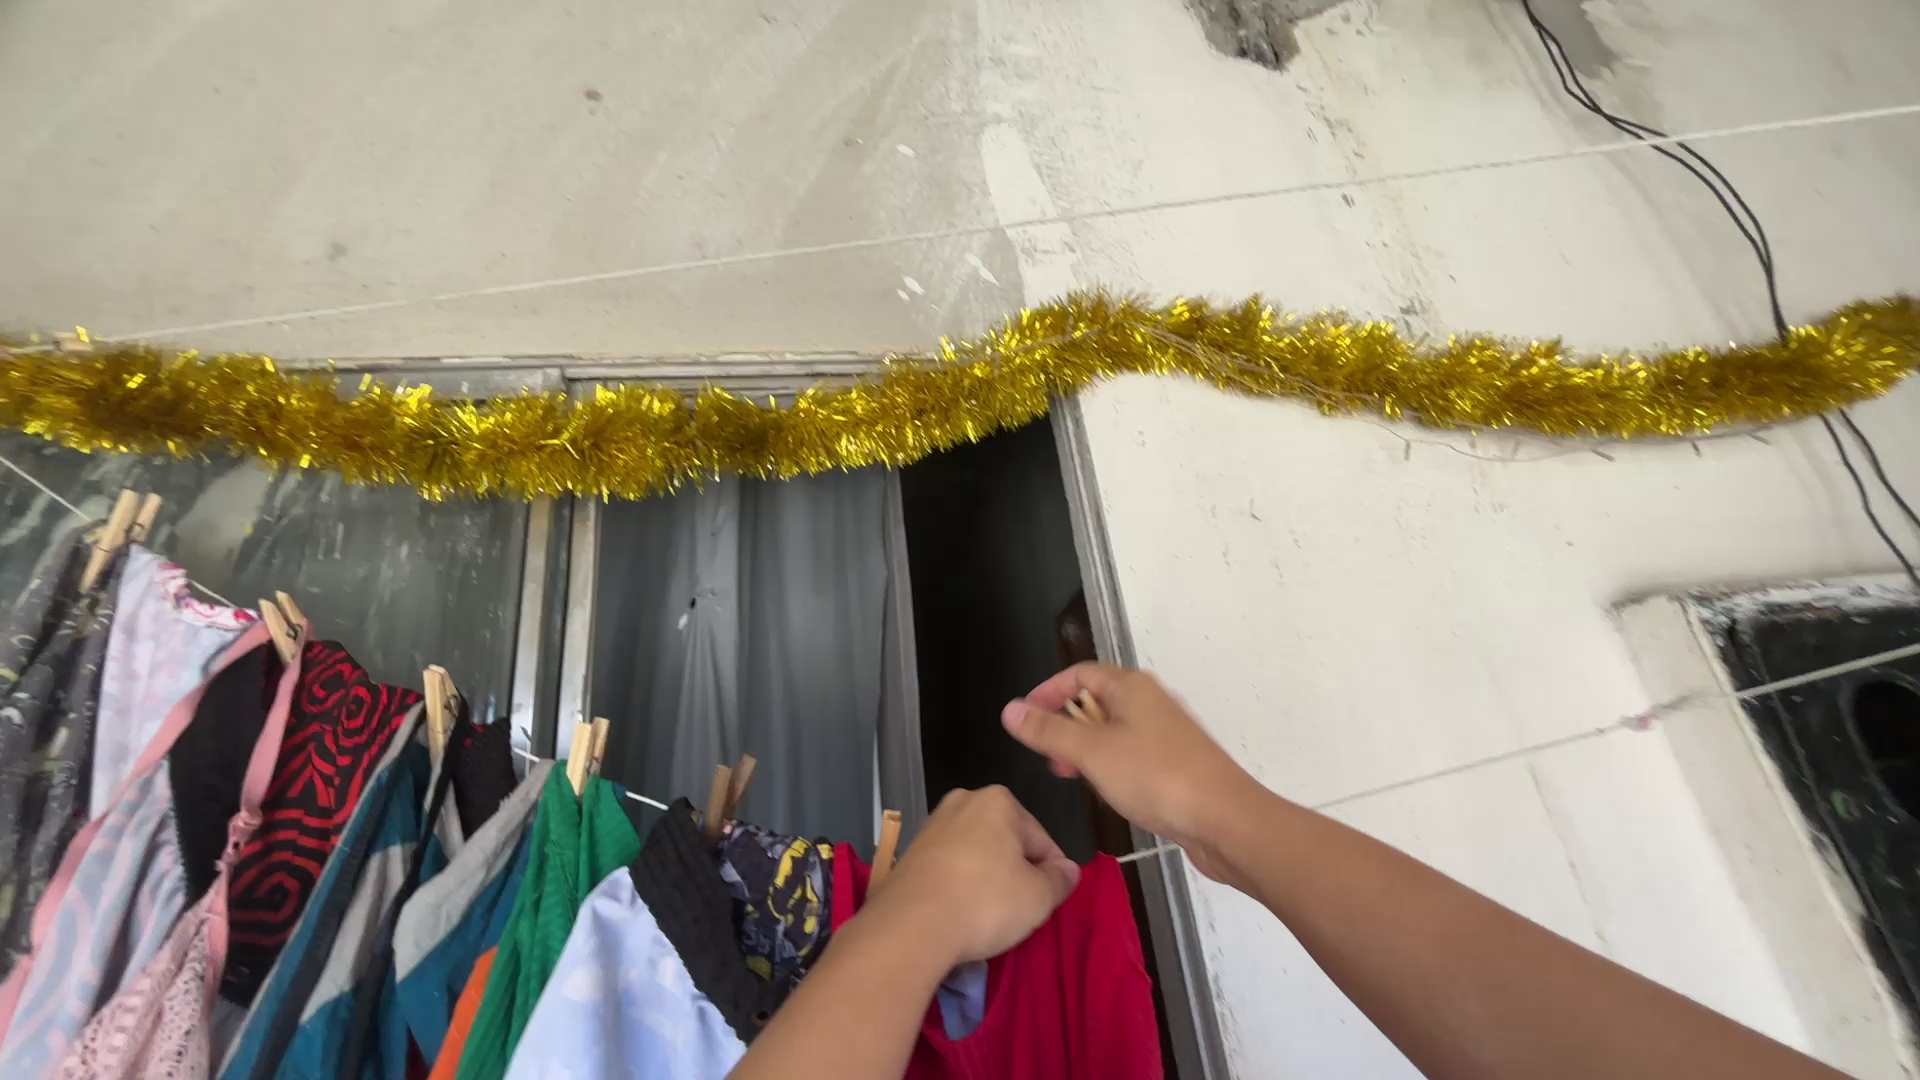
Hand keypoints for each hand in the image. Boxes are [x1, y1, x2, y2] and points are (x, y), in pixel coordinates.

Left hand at [863, 786, 1079, 965]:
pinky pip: (950, 865)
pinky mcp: (912, 849)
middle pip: (1006, 841)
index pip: (1041, 839)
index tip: (1050, 901)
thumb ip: (1060, 880)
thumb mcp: (1038, 897)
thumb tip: (1069, 869)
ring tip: (989, 915)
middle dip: (1016, 871)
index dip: (1051, 872)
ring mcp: (934, 823)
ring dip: (987, 878)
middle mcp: (964, 800)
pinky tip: (961, 911)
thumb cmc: (985, 901)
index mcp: (999, 800)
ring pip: (976, 852)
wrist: (911, 923)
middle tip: (1021, 909)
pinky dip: (960, 883)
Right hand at [1001, 662, 1263, 883]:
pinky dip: (1109, 765)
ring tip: (1070, 775)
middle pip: (1096, 700)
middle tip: (1046, 753)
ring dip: (1085, 748)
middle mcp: (1149, 701)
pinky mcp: (1175, 763)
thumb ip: (1048, 730)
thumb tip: (1010, 709)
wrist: (1226, 821)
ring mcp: (1165, 733)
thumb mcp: (1092, 752)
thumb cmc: (1155, 777)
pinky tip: (1105, 791)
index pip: (1078, 674)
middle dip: (1065, 724)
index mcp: (1130, 687)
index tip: (1023, 718)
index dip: (1047, 692)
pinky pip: (1130, 753)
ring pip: (1112, 730)